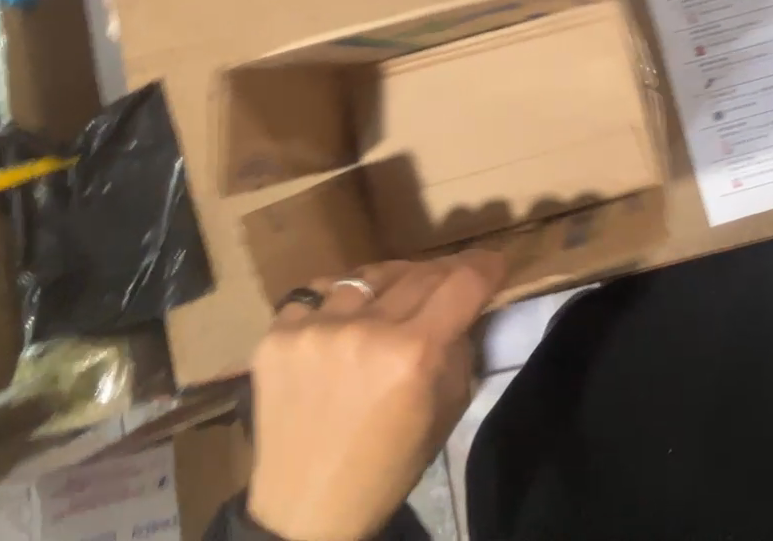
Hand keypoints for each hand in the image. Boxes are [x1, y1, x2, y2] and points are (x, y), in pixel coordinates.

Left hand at [247, 252, 507, 540]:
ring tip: (393, 304)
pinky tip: (343, 325)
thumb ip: (460, 345)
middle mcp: (367, 329)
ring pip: (371, 275)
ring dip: (392, 285)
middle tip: (452, 284)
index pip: (464, 281)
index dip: (487, 265)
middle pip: (422, 272)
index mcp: (416, 353)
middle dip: (446, 273)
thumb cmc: (390, 464)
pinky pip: (320, 293)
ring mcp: (316, 329)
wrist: (306, 509)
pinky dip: (339, 303)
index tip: (495, 264)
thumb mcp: (448, 407)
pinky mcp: (277, 336)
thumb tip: (467, 303)